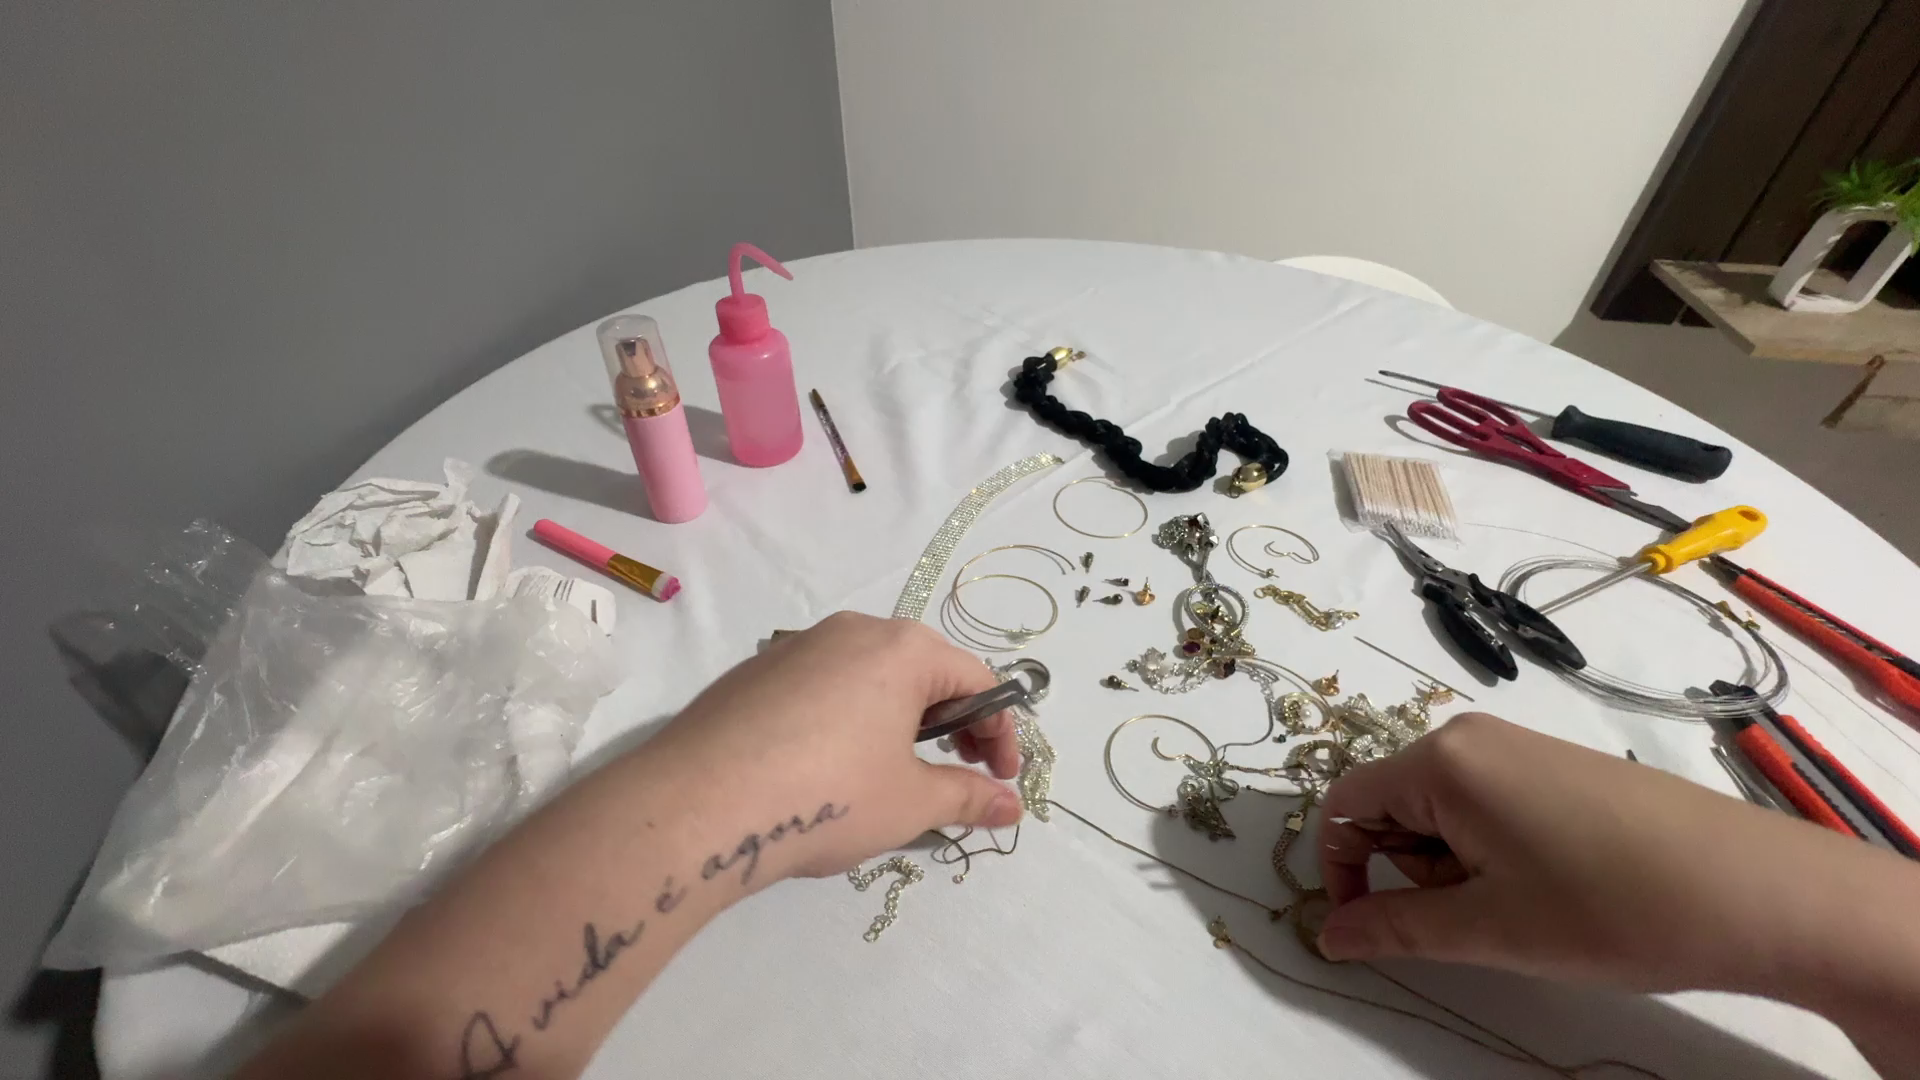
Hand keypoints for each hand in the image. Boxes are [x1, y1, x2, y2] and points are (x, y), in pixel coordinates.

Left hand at [646, 612, 1021, 886]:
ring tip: (893, 772)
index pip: (977, 680)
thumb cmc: (827, 795)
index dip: (1001, 733)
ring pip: (873, 676)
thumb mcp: (910, 802)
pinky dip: (850, 716)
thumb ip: (970, 797)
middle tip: (957, 773)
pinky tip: (829, 765)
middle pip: (925, 671)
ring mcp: (799, 645)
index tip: (1002, 781)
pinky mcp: (758, 670)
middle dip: (953, 723)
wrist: (696, 805)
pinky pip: (825, 685)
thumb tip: (1013, 805)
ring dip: (901, 720)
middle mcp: (854, 630)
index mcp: (903, 648)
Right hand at [1313, 712, 1901, 996]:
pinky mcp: (1547, 759)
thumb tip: (1327, 936)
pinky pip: (1479, 796)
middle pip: (1391, 804)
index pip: (1344, 804)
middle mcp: (1463, 736)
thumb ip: (1395, 927)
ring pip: (1436, 805)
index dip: (1341, 867)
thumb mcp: (1493, 930)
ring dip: (1453, 860)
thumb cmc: (1615, 908)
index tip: (1368, 922)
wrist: (1776, 894)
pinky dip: (1487, 843)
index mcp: (1438, 762)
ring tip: (1522, 898)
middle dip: (1413, 866)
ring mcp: (1509, 743)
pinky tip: (1546, 875)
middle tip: (1480, 913)